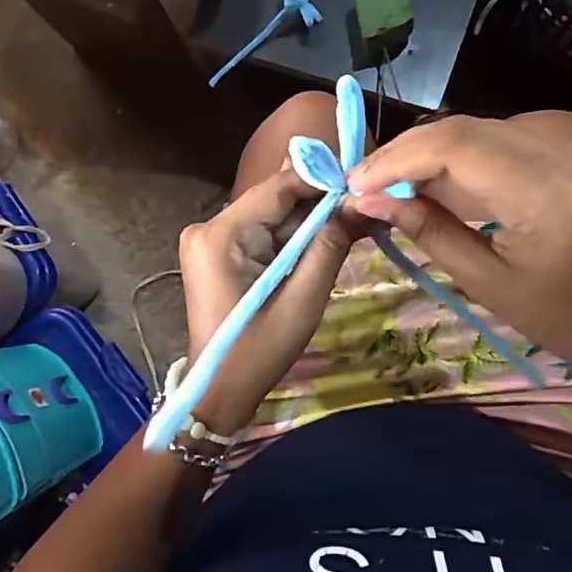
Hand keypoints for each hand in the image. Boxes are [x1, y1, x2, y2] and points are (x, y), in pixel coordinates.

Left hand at [179, 167, 354, 430]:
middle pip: (274, 201)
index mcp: (220, 235)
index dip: (321, 180)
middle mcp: (207, 227)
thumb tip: (359, 200)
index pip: (278, 187)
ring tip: (351, 222)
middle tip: (363, 205)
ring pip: (271, 217)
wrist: (220, 391)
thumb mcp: (304, 298)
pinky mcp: (216, 253)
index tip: (361, 182)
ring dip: (308, 222)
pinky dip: (291, 238)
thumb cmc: (261, 351)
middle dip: (318, 204)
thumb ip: (330, 243)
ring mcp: (209, 240)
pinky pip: (262, 234)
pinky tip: (322, 240)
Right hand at [344, 116, 571, 380]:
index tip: (357, 181)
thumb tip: (367, 197)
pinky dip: (470, 155)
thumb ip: (427, 229)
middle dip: (411, 153)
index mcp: (552, 195)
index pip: (458, 147)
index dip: (399, 158)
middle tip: (368, 182)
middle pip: (470, 129)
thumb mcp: (485, 282)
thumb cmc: (559, 318)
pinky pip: (511, 137)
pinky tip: (443, 179)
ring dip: (436, 152)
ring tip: (397, 183)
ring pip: (486, 129)